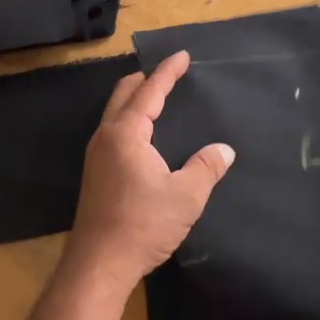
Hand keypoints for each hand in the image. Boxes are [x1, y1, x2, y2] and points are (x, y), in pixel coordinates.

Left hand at [64, 51, 235, 292]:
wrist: (99, 264)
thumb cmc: (142, 225)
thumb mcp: (185, 196)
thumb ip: (206, 168)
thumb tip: (223, 150)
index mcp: (126, 134)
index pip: (149, 91)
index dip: (167, 72)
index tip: (182, 55)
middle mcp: (106, 137)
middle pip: (123, 95)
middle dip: (145, 79)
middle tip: (168, 73)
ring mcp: (96, 156)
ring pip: (115, 114)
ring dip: (134, 100)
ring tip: (157, 98)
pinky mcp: (95, 175)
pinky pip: (113, 132)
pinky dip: (129, 120)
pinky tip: (143, 136)